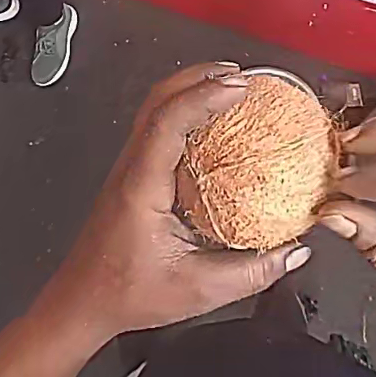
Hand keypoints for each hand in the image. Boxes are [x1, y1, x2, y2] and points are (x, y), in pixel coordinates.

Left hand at [39, 63, 312, 343]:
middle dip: (198, 77)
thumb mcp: (197, 290)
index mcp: (142, 187)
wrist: (82, 301)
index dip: (204, 96)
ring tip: (228, 87)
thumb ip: (252, 272)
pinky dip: (185, 111)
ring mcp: (130, 169)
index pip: (168, 122)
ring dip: (190, 89)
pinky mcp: (134, 175)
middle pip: (157, 100)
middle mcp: (132, 169)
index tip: (239, 86)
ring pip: (154, 109)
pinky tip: (210, 124)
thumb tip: (293, 250)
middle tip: (240, 75)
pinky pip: (158, 128)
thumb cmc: (124, 293)